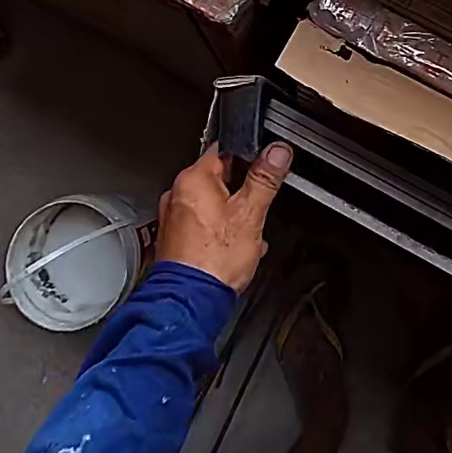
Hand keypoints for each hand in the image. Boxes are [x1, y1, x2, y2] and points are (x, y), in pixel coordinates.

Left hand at [155, 143, 292, 290]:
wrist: (191, 303)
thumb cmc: (214, 261)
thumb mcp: (251, 214)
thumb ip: (265, 178)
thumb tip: (278, 151)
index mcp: (193, 180)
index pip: (225, 149)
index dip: (249, 157)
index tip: (263, 168)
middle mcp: (177, 194)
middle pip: (220, 176)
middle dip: (243, 189)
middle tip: (256, 206)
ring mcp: (173, 216)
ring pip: (213, 201)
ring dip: (233, 211)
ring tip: (245, 231)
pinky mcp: (174, 237)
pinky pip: (203, 222)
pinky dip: (220, 228)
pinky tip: (233, 245)